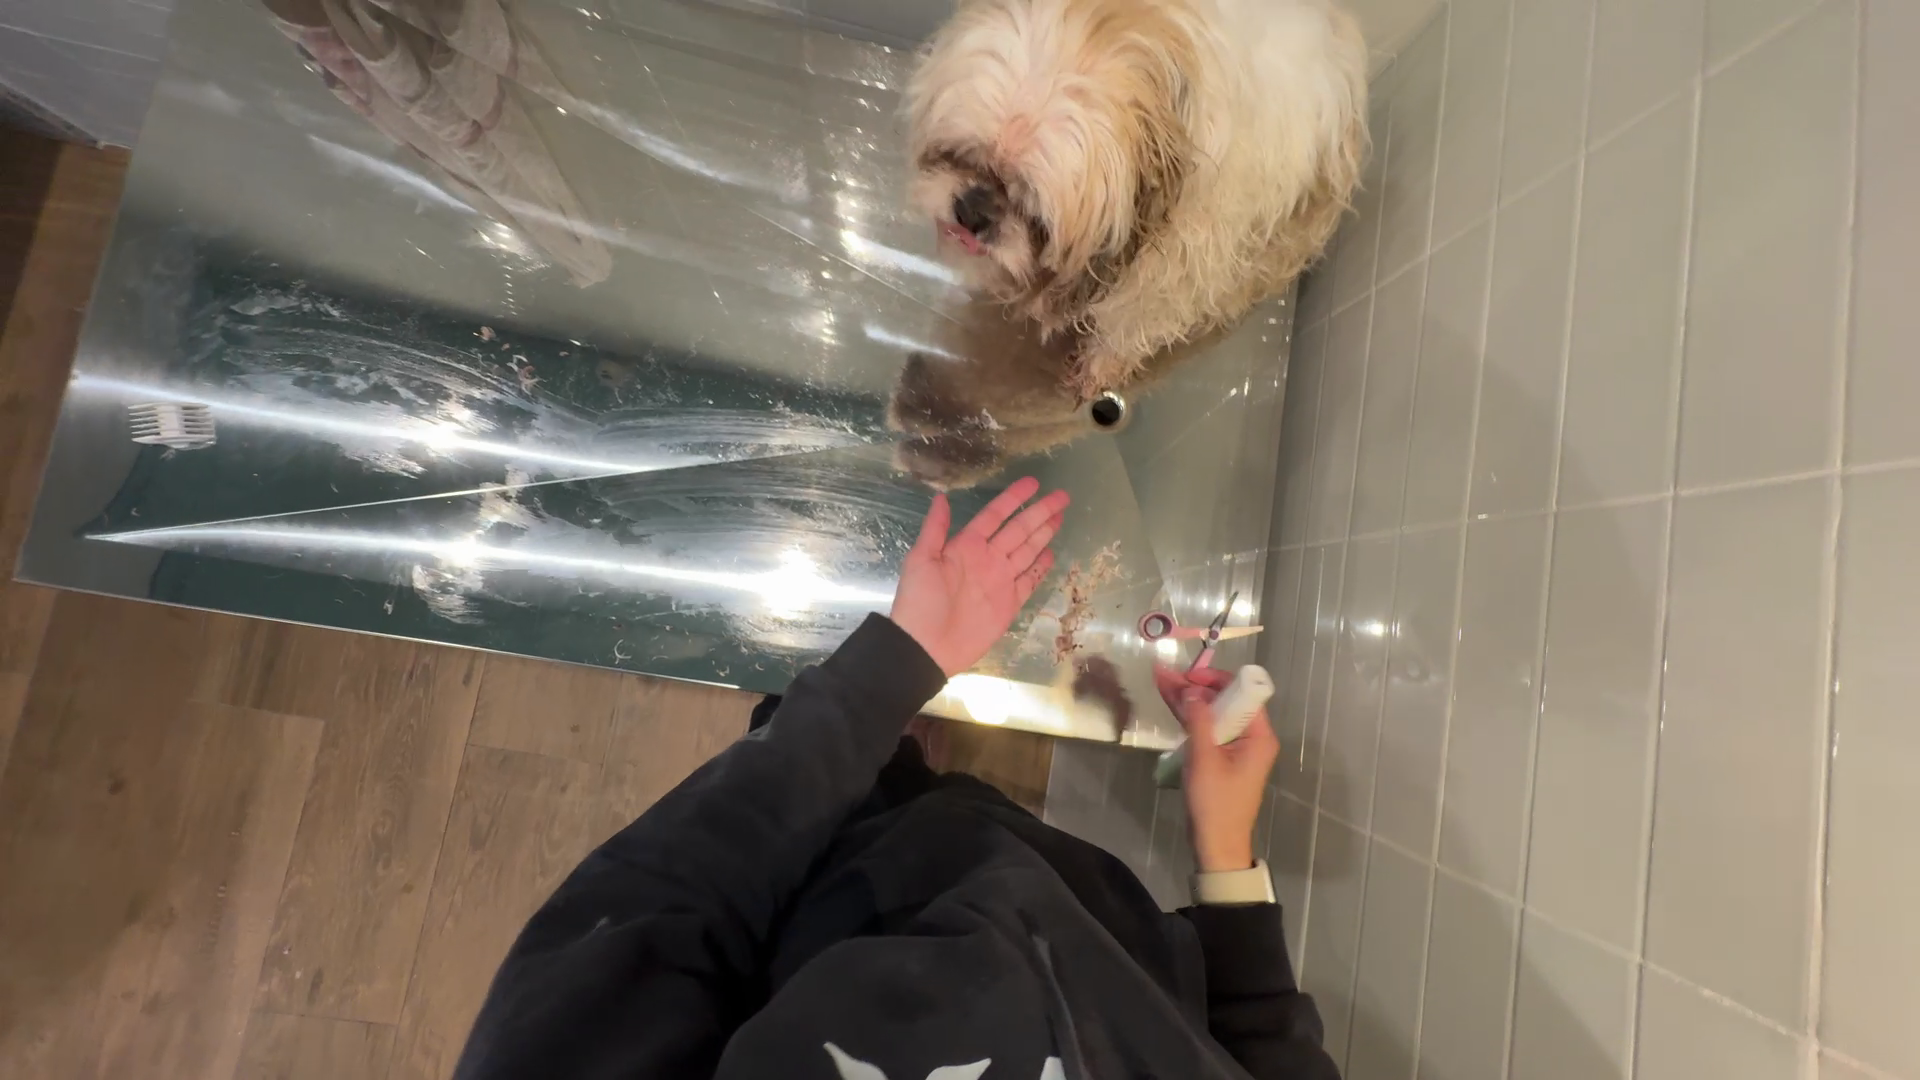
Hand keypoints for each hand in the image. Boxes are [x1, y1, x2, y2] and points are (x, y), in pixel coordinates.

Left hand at [889, 477, 1069, 676]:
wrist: (926, 647)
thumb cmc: (920, 601)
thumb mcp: (921, 560)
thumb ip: (935, 529)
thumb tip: (941, 497)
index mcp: (966, 545)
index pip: (995, 515)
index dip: (1014, 498)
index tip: (1033, 483)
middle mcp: (987, 559)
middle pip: (1019, 530)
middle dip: (1040, 512)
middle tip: (1062, 496)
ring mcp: (1000, 581)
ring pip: (1027, 551)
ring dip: (1043, 534)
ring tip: (1060, 517)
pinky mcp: (1009, 604)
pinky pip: (1029, 582)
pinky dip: (1040, 569)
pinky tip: (1051, 554)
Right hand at [1154, 664, 1280, 871]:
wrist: (1216, 844)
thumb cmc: (1216, 802)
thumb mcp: (1204, 758)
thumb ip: (1198, 720)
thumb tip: (1190, 690)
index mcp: (1258, 736)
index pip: (1243, 692)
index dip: (1216, 679)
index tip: (1190, 677)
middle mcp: (1251, 736)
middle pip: (1225, 699)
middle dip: (1195, 686)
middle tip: (1166, 674)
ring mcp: (1235, 746)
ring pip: (1212, 711)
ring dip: (1187, 698)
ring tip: (1160, 680)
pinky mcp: (1221, 756)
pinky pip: (1206, 726)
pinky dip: (1189, 715)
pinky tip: (1169, 700)